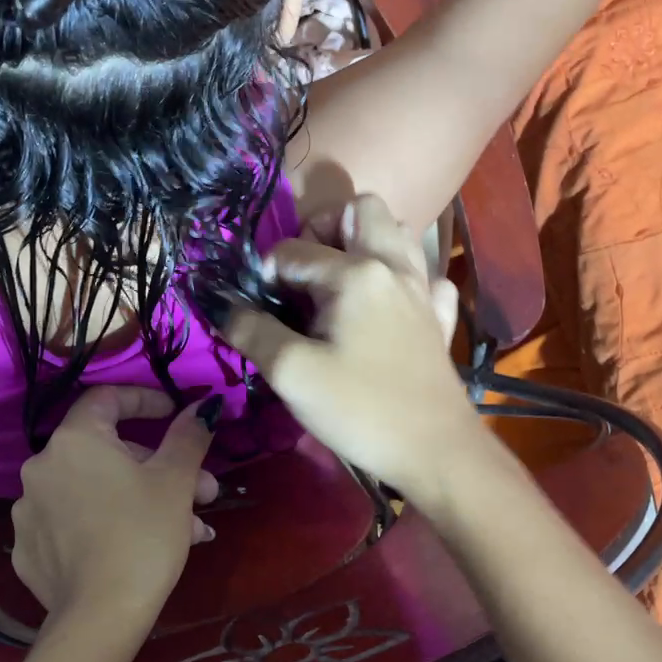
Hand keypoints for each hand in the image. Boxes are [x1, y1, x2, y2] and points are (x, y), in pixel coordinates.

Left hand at [11, 388, 218, 629]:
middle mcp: (40, 466)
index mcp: (73, 440)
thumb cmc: (143, 535)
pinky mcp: (27, 548)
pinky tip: (137, 550)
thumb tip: (202, 407)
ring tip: (187, 530)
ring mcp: (28, 510)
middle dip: (158, 467)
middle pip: (105, 452)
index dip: (145, 400)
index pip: (106, 399)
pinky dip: (104, 526)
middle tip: (202, 494)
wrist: (100, 615)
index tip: (175, 415)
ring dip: (139, 500)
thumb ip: (188, 436)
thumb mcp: (176, 481)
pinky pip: (72, 524)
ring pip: (93, 491)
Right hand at [226, 195, 481, 501]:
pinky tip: (384, 309)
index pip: (292, 252)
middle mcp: (393, 265)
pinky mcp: (439, 317)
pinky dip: (401, 280)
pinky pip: (423, 276)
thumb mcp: (290, 373)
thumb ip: (251, 331)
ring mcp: (423, 288)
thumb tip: (222, 307)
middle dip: (323, 232)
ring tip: (336, 285)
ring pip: (395, 233)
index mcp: (354, 273)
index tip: (256, 311)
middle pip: (359, 210)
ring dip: (362, 245)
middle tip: (303, 277)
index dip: (264, 276)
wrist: (433, 450)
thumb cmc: (357, 409)